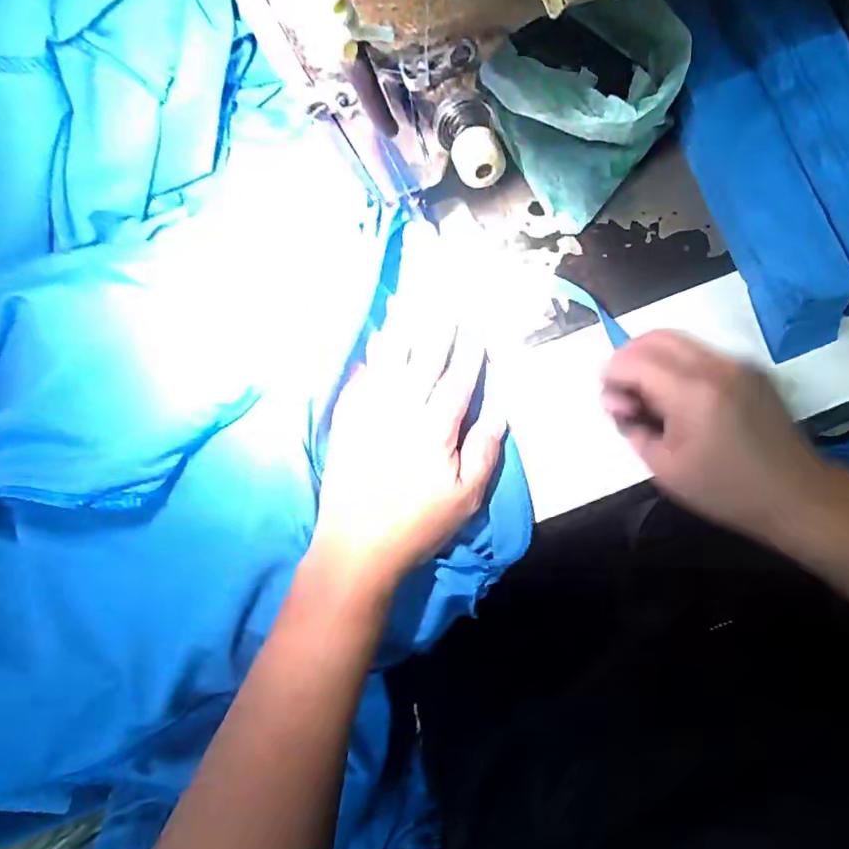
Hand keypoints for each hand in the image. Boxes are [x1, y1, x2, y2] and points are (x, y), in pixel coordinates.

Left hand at [312, 309, 506, 590]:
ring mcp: (371, 414)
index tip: (476, 328)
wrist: (356, 546)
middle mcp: (403, 412)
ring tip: (409, 305)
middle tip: (446, 303)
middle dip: (438, 331)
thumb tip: (500, 411)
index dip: (469, 354)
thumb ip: (484, 450)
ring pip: (390, 363)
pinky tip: (376, 342)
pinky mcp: (348, 424)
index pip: (458, 382)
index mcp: (436, 430)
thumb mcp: (466, 496)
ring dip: (403, 332)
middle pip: (424, 362)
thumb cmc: (419, 524)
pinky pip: (361, 380)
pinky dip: (371, 358)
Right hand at [601, 331, 836, 544]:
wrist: (794, 494)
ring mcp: (737, 363)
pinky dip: (679, 364)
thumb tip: (619, 403)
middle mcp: (715, 365)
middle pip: (654, 338)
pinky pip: (702, 353)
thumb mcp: (665, 469)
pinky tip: (681, 400)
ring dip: (653, 360)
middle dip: (629, 360)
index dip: (612, 377)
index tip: (613, 405)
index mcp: (692, 392)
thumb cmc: (726, 490)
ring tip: (652, 401)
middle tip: (625, 398)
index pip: (633, 360)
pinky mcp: (750, 370)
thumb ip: (633, 427)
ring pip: (679, 340)